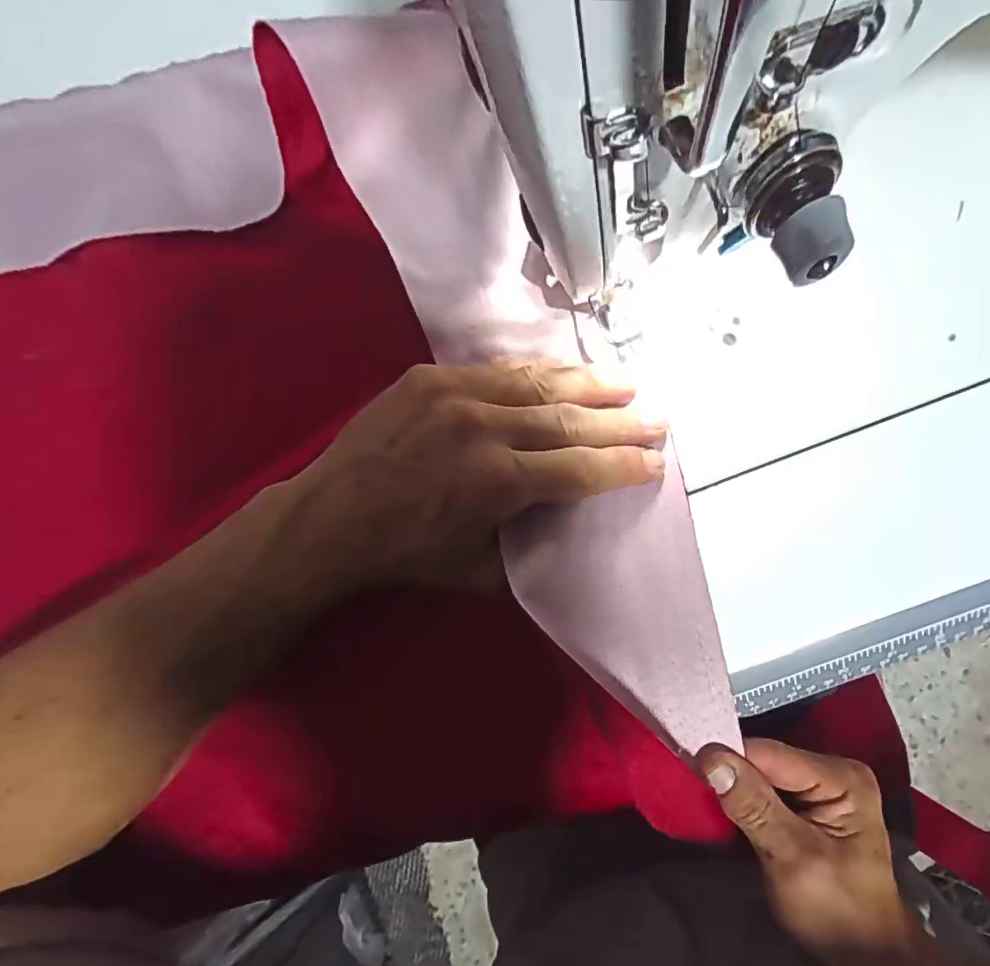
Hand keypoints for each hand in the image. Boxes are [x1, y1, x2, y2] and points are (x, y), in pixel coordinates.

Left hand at [288, 360, 665, 591]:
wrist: (331, 518)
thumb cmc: (406, 554)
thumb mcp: (477, 571)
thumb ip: (526, 546)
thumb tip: (559, 523)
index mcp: (501, 482)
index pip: (583, 469)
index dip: (625, 466)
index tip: (657, 461)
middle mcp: (486, 429)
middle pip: (572, 419)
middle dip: (621, 420)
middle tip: (657, 416)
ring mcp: (457, 396)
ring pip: (539, 383)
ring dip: (588, 383)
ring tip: (623, 382)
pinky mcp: (430, 378)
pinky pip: (497, 370)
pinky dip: (536, 372)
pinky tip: (560, 371)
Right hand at [698, 740, 920, 965]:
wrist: (866, 956)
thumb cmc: (837, 913)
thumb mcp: (792, 860)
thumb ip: (754, 807)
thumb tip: (711, 758)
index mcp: (842, 779)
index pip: (768, 754)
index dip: (725, 758)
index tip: (685, 766)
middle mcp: (832, 771)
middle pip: (763, 759)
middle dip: (727, 771)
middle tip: (687, 784)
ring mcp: (820, 786)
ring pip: (759, 772)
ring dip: (730, 784)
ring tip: (696, 793)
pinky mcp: (805, 802)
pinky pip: (763, 787)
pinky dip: (740, 796)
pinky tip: (719, 805)